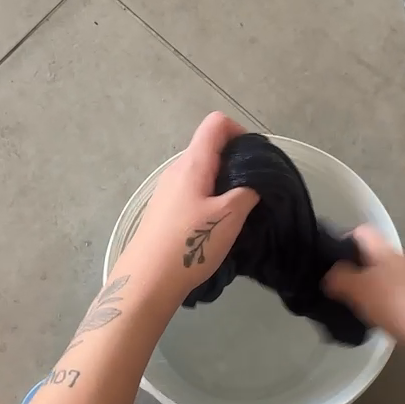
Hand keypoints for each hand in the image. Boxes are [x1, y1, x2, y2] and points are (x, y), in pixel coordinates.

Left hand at [117, 113, 258, 299]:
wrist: (147, 280)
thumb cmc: (189, 245)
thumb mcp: (229, 217)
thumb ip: (248, 191)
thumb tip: (256, 180)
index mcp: (193, 163)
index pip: (217, 123)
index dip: (241, 133)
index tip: (257, 161)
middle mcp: (177, 169)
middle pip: (210, 148)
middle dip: (237, 163)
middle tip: (254, 191)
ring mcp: (168, 189)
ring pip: (203, 172)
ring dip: (224, 184)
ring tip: (239, 212)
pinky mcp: (165, 209)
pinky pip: (193, 191)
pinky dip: (210, 199)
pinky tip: (217, 225)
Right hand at [322, 226, 404, 352]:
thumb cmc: (394, 306)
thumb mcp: (358, 291)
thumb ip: (339, 278)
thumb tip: (329, 275)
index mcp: (386, 251)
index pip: (361, 231)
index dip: (343, 240)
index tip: (329, 259)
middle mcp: (400, 258)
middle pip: (370, 254)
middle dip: (352, 267)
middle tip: (337, 285)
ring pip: (380, 273)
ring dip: (366, 285)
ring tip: (352, 302)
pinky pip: (391, 290)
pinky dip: (380, 298)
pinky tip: (374, 314)